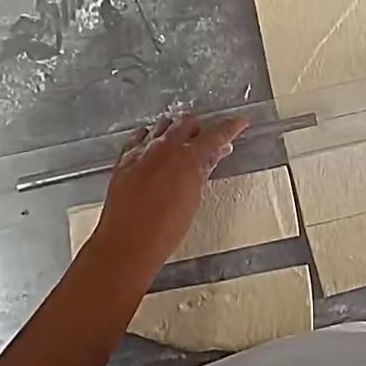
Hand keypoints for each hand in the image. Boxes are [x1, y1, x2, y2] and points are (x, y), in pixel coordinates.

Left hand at [86, 111, 247, 275]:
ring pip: (163, 124)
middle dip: (199, 128)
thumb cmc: (165, 229)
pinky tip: (153, 147)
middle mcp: (165, 147)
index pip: (216, 134)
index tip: (240, 122)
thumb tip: (214, 155)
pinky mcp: (124, 159)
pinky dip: (151, 137)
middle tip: (205, 141)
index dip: (231, 127)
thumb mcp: (193, 198)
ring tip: (180, 143)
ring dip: (175, 129)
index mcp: (188, 157)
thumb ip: (203, 170)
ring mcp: (142, 151)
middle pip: (187, 122)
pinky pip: (139, 136)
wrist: (127, 243)